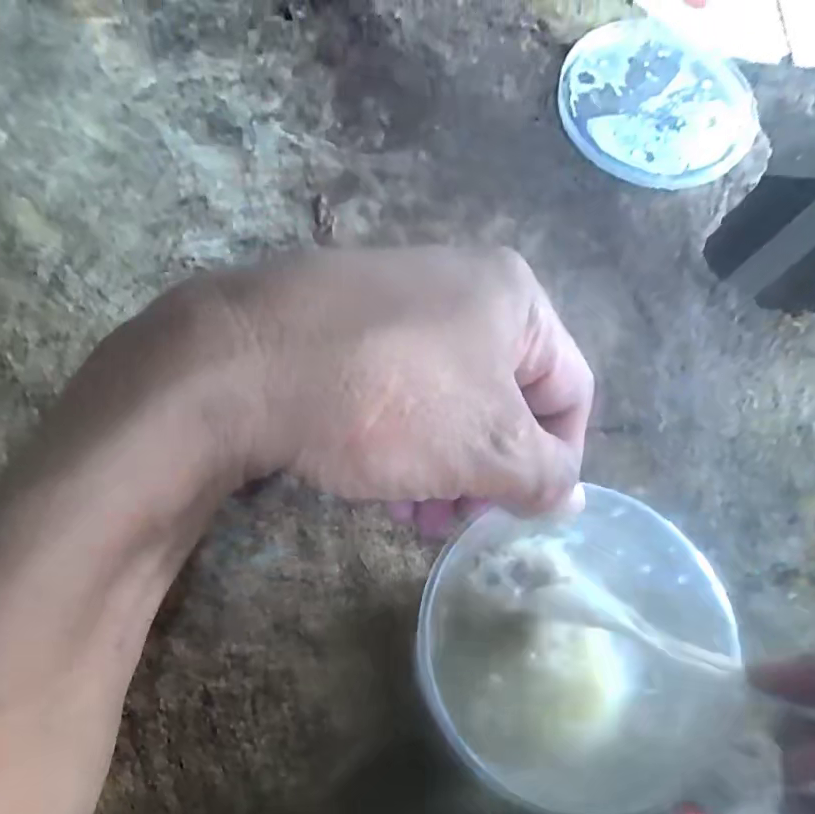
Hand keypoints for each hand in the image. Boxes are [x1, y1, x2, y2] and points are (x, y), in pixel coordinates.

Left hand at [156, 246, 591, 517]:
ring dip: (434, 467)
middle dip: (481, 473)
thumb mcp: (482, 447)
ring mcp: (382, 305)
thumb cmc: (386, 401)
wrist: (245, 365)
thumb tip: (567, 495)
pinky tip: (365, 479)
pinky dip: (388, 441)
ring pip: (435, 404)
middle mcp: (451, 287)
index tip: (516, 516)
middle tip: (452, 525)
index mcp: (511, 297)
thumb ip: (539, 474)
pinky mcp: (327, 330)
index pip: (568, 390)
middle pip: (496, 400)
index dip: (555, 462)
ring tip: (407, 514)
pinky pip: (382, 393)